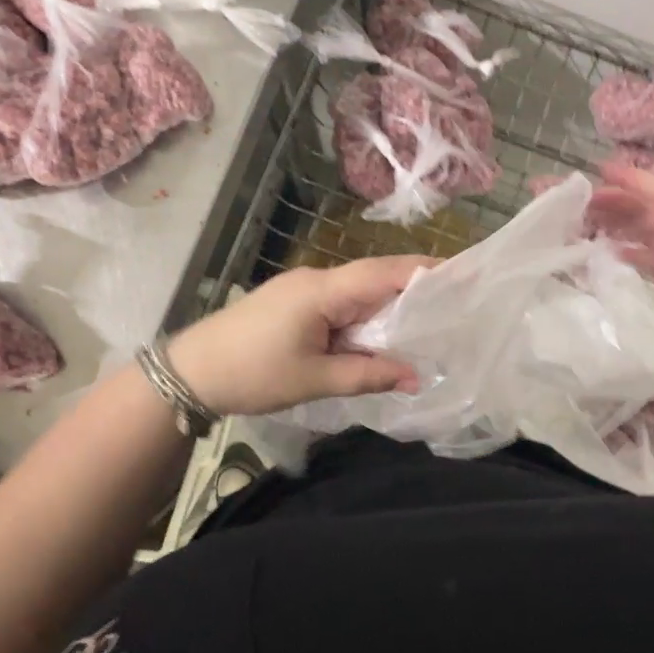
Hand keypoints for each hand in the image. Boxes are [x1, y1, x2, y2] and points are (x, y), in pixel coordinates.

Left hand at [166, 256, 434, 416]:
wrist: (190, 372)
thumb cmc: (253, 374)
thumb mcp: (315, 380)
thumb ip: (368, 376)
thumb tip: (416, 376)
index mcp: (323, 290)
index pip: (385, 272)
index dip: (426, 273)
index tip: (463, 276)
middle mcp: (317, 280)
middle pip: (376, 277)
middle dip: (414, 291)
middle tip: (454, 307)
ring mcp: (303, 289)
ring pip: (359, 292)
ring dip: (389, 309)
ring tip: (427, 326)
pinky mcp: (294, 304)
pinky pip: (341, 303)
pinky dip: (366, 318)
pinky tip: (380, 337)